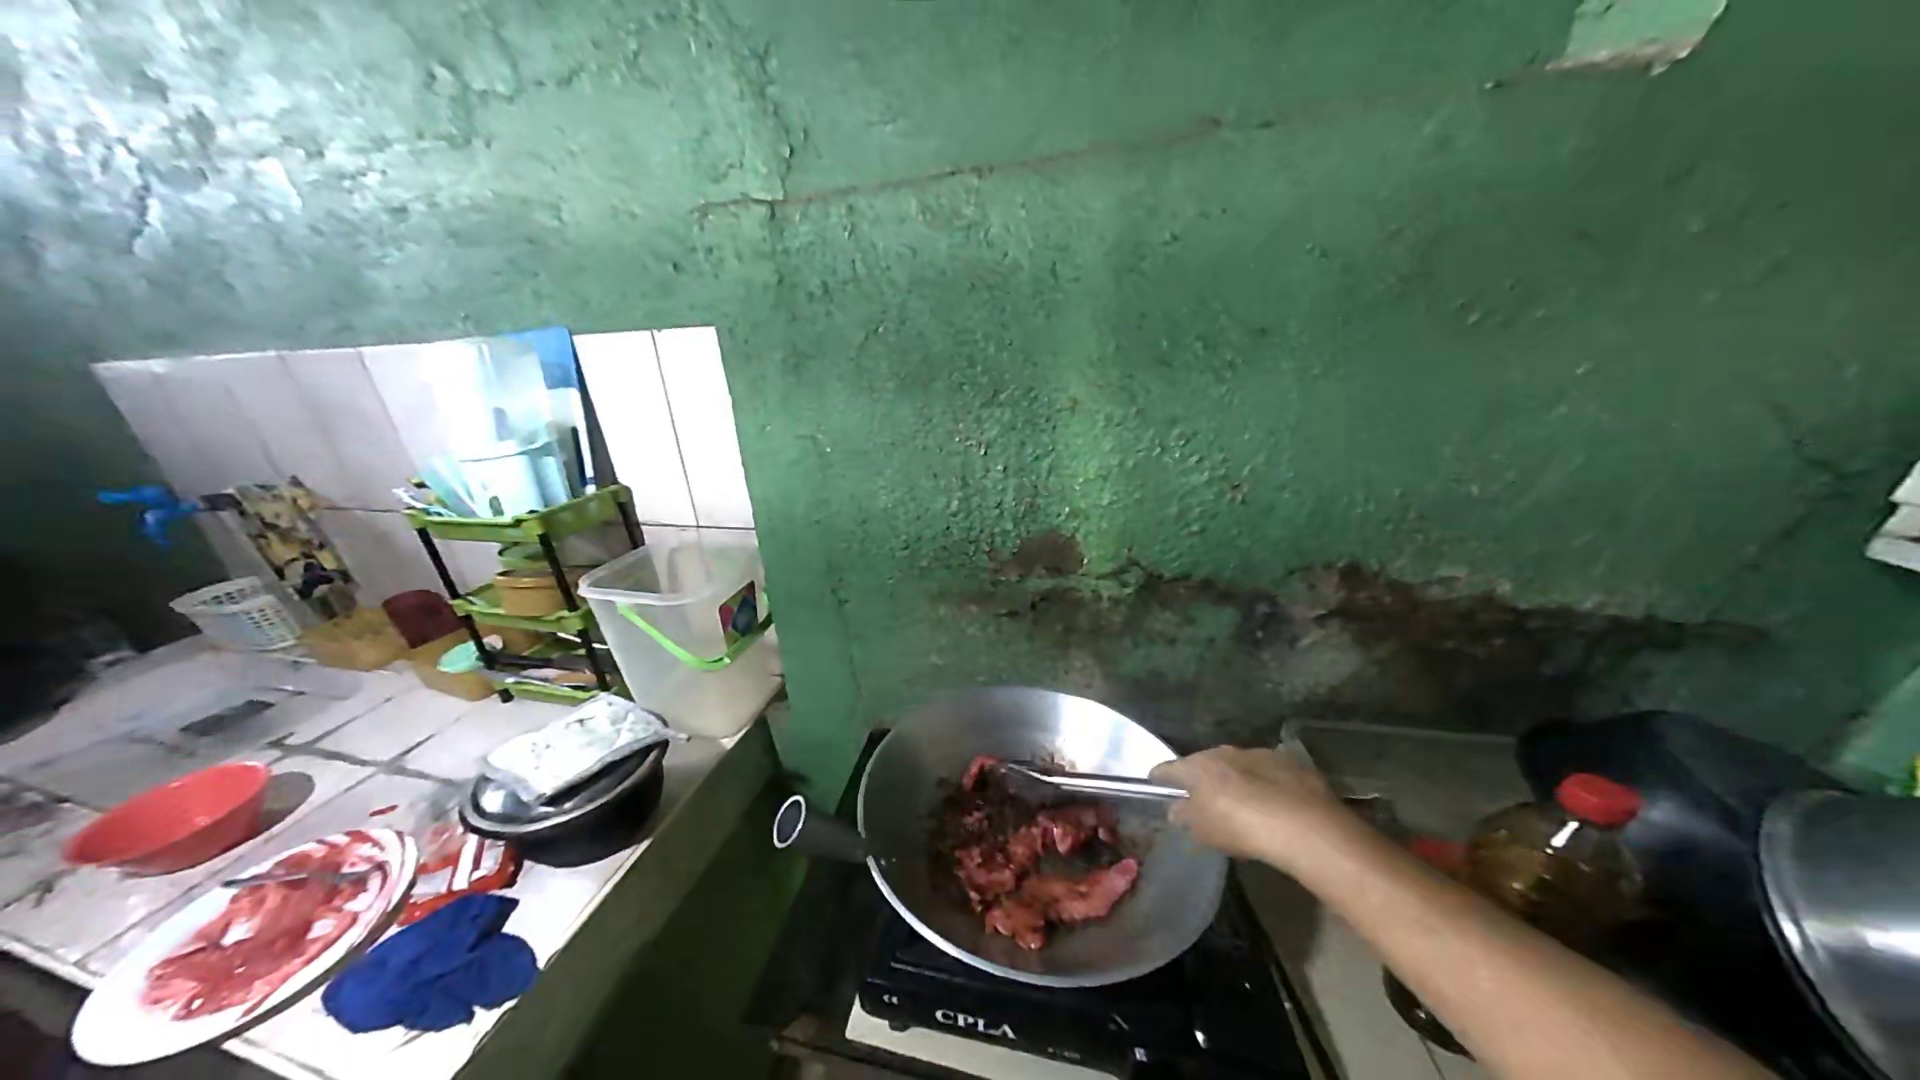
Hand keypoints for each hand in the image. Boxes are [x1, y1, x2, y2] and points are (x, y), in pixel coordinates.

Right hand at [1150, 746, 1349, 864]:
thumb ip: (1185, 817)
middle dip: (1202, 777)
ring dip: (1235, 779)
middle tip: (1203, 798)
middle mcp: (1224, 752)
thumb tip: (1177, 810)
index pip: (1169, 768)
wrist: (1303, 825)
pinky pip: (1267, 772)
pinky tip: (1272, 803)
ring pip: (1237, 764)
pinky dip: (1264, 783)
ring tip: (1241, 802)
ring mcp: (1259, 753)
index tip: (1156, 782)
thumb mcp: (1204, 831)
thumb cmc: (1240, 827)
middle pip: (1205, 763)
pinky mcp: (1290, 762)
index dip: (1161, 777)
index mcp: (1198, 766)